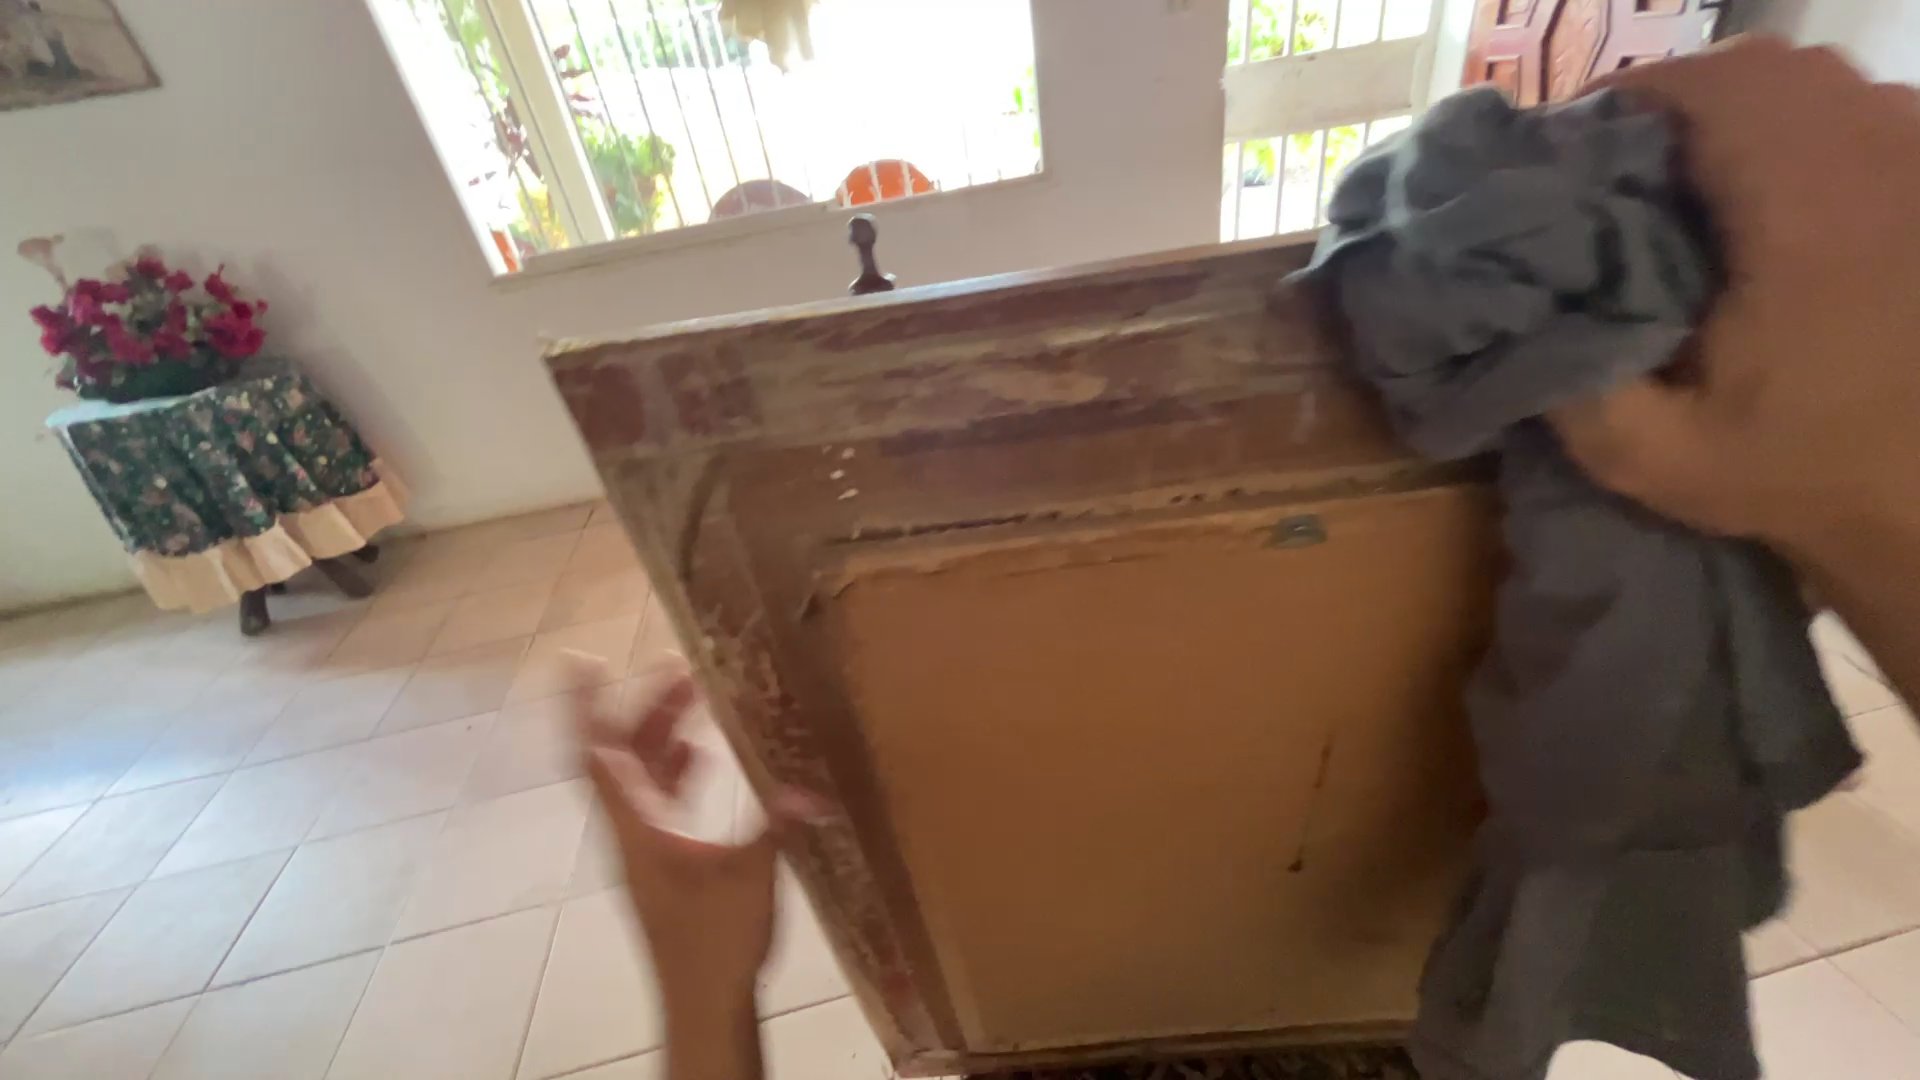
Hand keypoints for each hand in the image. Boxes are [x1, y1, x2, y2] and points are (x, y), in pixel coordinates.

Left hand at [568, 657, 813, 1017]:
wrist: (703, 1005)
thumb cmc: (716, 946)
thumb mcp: (751, 880)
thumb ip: (776, 829)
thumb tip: (809, 788)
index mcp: (638, 829)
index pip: (597, 757)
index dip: (585, 708)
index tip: (584, 662)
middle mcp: (632, 830)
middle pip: (623, 754)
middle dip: (647, 706)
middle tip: (683, 666)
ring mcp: (646, 844)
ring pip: (642, 773)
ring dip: (663, 731)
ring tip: (696, 695)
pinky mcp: (666, 858)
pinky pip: (660, 795)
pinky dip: (676, 765)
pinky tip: (703, 753)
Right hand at [1550, 37, 1919, 571]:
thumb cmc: (1793, 472)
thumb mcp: (1645, 452)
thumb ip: (1567, 384)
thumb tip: (1510, 316)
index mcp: (1812, 222)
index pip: (1729, 91)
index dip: (1637, 94)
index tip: (1566, 142)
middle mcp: (1888, 170)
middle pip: (1775, 73)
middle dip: (1673, 103)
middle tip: (1599, 167)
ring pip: (1820, 91)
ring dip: (1725, 121)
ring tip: (1653, 186)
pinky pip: (1856, 124)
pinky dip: (1778, 142)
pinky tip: (1730, 205)